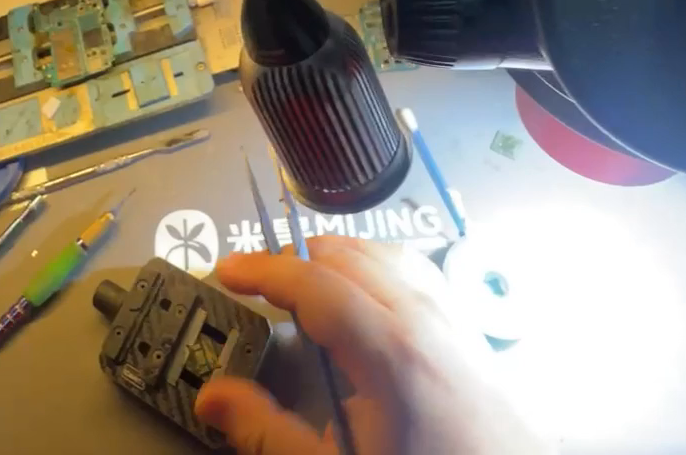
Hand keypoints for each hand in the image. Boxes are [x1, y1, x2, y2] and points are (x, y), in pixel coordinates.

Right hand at [196, 237, 549, 454]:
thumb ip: (269, 431)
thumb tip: (213, 397)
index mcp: (390, 350)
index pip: (311, 280)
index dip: (261, 268)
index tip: (227, 271)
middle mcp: (424, 320)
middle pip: (345, 254)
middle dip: (293, 257)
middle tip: (256, 281)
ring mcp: (453, 321)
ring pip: (383, 253)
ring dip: (333, 256)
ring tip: (302, 278)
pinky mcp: (472, 334)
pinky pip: (416, 271)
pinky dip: (375, 264)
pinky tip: (366, 292)